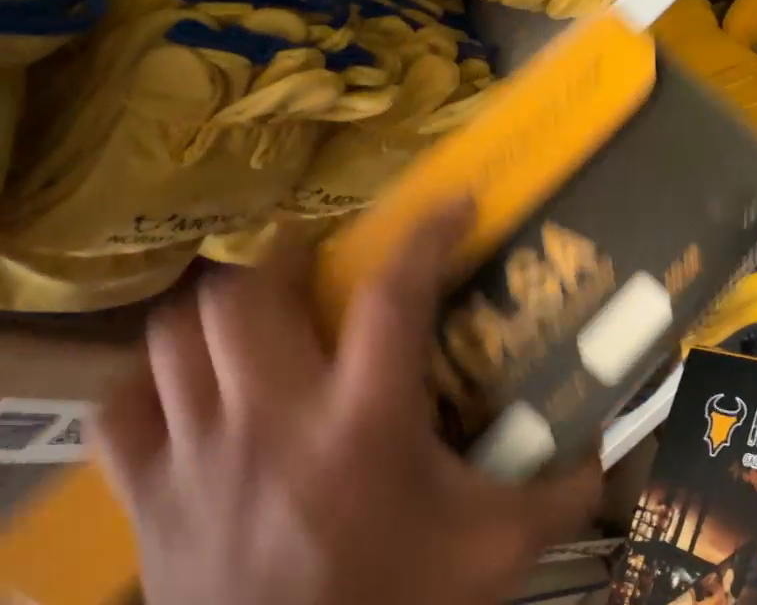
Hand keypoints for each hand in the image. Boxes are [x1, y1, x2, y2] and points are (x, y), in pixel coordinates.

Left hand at [96, 202, 603, 604]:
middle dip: (286, 255)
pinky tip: (193, 376)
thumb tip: (622, 447)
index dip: (425, 235)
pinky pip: (121, 409)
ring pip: (177, 341)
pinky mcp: (146, 496)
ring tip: (263, 300)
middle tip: (325, 251)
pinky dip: (153, 376)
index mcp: (367, 421)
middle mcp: (273, 420)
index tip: (454, 204)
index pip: (392, 296)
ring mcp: (197, 456)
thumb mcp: (501, 546)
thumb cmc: (400, 598)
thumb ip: (568, 491)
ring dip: (219, 306)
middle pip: (246, 299)